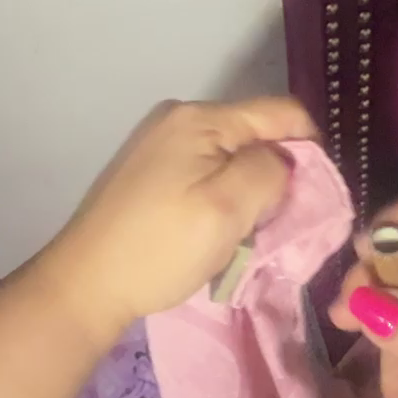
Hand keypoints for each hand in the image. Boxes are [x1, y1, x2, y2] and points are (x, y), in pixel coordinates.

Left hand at [27, 97, 317, 335]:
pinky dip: (223, 194)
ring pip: (233, 155)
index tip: (312, 195)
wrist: (84, 286)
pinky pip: (207, 170)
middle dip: (276, 172)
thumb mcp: (228, 208)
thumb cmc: (161, 247)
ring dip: (249, 188)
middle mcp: (180, 118)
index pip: (282, 111)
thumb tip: (284, 161)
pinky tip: (214, 226)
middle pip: (256, 132)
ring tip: (244, 230)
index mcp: (201, 117)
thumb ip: (271, 171)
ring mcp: (161, 142)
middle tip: (275, 221)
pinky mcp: (150, 170)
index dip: (311, 148)